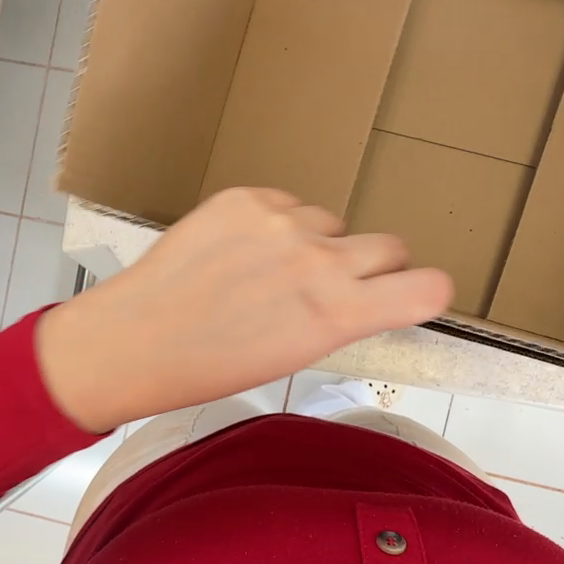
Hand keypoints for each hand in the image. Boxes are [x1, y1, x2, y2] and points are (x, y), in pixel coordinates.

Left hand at [36, 188, 453, 432]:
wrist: (135, 340)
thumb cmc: (208, 366)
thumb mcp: (292, 358)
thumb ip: (338, 319)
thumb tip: (364, 297)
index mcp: (338, 314)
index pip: (429, 287)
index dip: (423, 292)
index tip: (409, 296)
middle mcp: (319, 260)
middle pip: (390, 245)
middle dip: (371, 266)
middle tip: (330, 287)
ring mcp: (281, 222)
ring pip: (331, 222)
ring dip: (315, 243)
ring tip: (265, 272)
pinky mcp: (245, 197)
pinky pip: (286, 203)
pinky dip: (273, 224)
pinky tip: (238, 252)